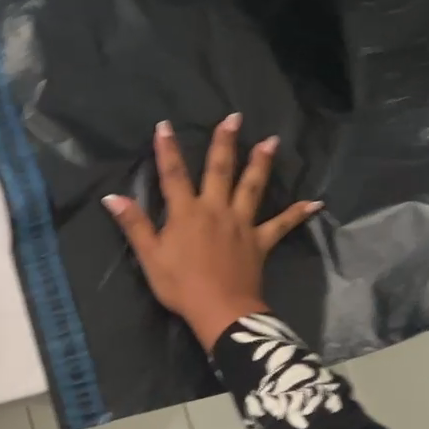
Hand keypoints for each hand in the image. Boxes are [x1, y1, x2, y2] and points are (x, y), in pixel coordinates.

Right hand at [102, 115, 319, 351]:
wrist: (220, 310)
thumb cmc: (180, 284)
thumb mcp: (150, 255)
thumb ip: (134, 224)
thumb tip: (113, 197)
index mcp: (186, 213)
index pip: (174, 175)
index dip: (168, 150)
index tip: (165, 126)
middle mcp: (216, 210)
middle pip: (220, 170)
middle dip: (225, 143)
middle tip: (234, 118)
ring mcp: (241, 224)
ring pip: (253, 187)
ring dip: (261, 163)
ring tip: (272, 142)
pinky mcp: (260, 241)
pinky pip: (281, 224)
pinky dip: (298, 213)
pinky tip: (316, 203)